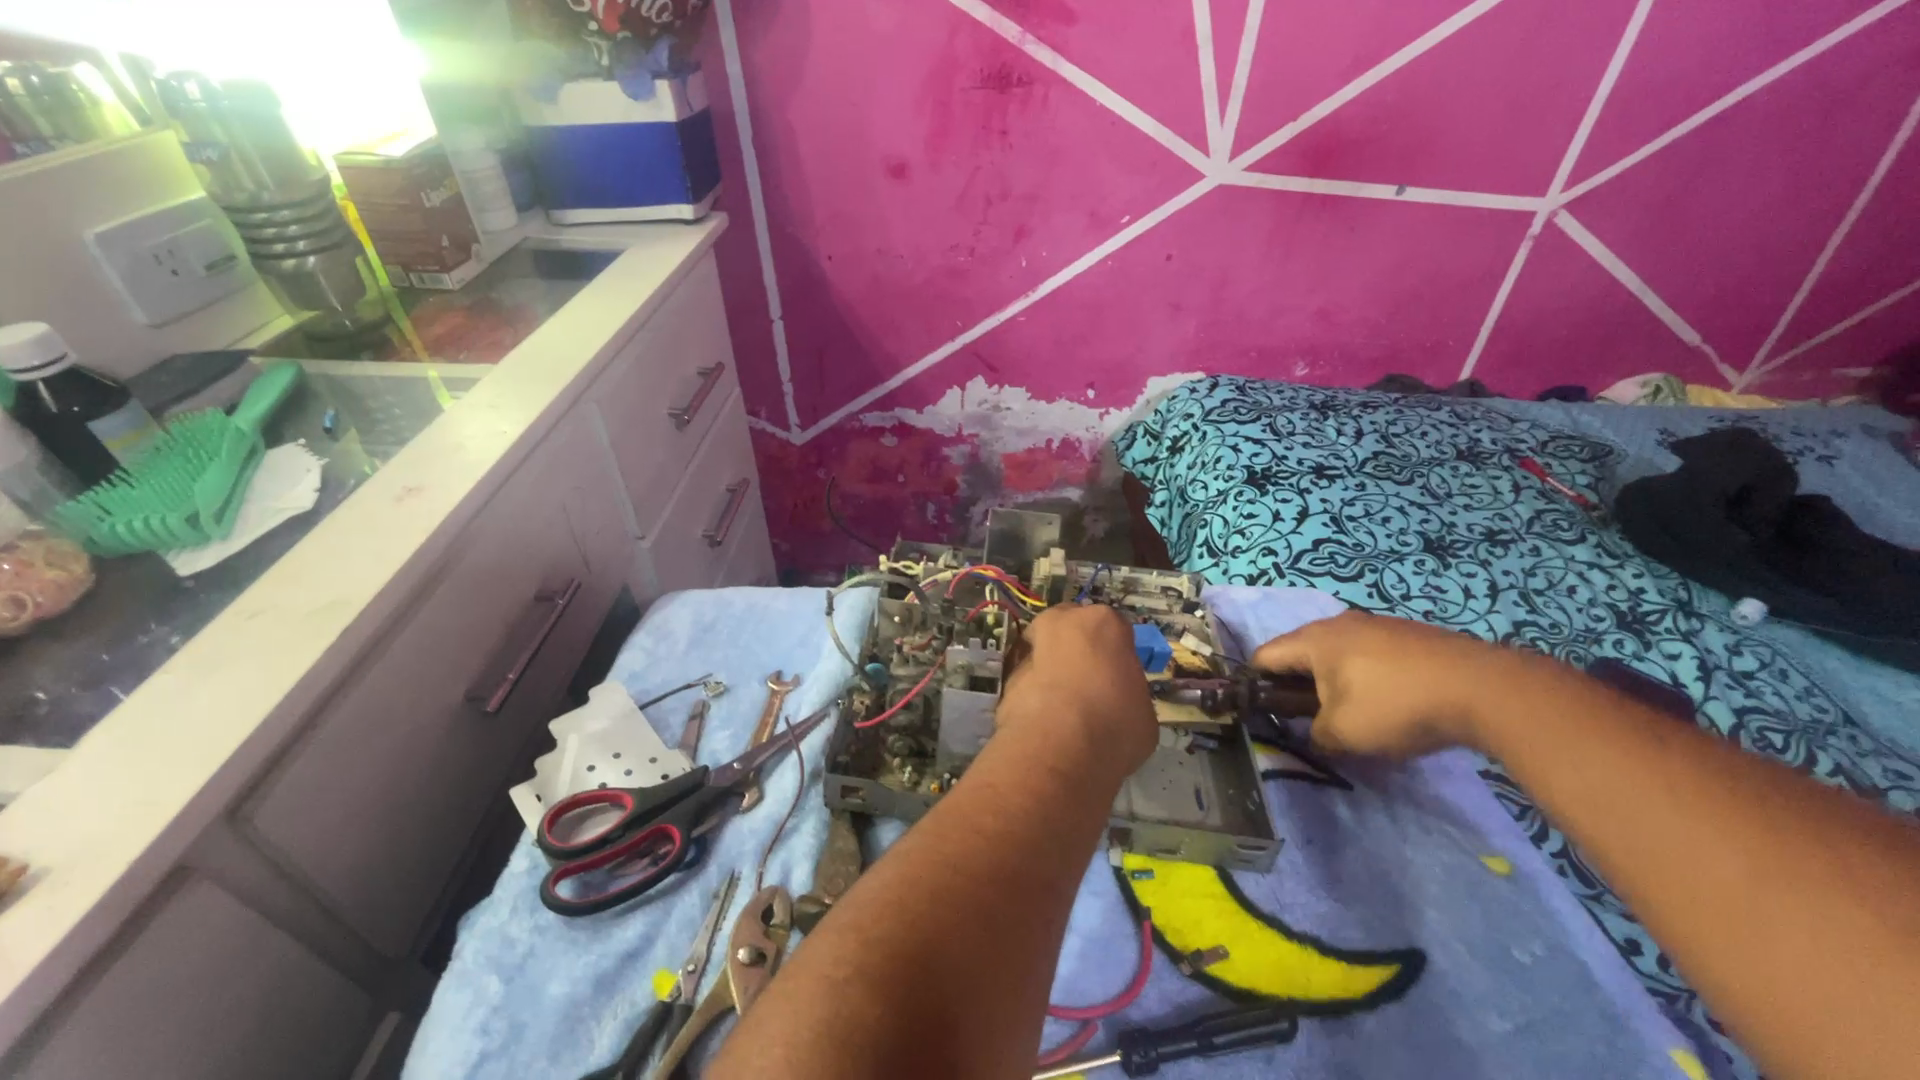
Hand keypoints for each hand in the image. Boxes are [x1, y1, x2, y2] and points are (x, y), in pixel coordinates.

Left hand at [1000, 605, 1158, 777]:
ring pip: (1043, 653)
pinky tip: (1044, 724)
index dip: (1116, 657)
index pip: (1115, 630)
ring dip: (1051, 672)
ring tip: (1064, 710)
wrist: (1056, 747)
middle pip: (1072, 630)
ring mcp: (1029, 648)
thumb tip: (1120, 704)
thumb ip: (1129, 695)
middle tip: (1090, 687)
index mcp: (1104, 623)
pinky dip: (1034, 697)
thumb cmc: (1114, 723)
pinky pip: (1027, 683)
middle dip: (1078, 652)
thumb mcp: (1143, 715)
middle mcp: (1063, 623)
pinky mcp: (1006, 678)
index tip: (1119, 680)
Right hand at [1252, 611, 1520, 758]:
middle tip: (1309, 717)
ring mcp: (1380, 625)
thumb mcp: (1342, 733)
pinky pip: (1373, 656)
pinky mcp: (1412, 635)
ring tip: (1354, 713)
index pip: (1265, 656)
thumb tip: (1318, 731)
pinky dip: (1370, 677)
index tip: (1263, 711)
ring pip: (1341, 653)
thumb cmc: (1394, 706)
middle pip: (1303, 653)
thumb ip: (1315, 734)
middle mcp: (1341, 623)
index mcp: (1314, 640)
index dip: (1256, 683)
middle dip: (1299, 684)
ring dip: (1337, 680)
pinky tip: (1391, 701)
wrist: (1480, 688)